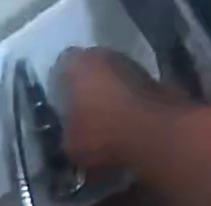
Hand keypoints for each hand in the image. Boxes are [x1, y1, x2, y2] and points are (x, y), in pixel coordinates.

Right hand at [55, 47, 190, 170]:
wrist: (152, 132)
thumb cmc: (102, 135)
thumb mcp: (70, 146)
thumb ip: (65, 134)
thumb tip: (67, 136)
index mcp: (74, 66)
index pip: (58, 72)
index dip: (58, 92)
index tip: (59, 112)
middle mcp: (100, 55)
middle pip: (85, 73)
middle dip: (82, 95)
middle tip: (79, 121)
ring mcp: (127, 63)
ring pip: (107, 81)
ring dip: (104, 100)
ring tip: (101, 129)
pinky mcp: (148, 77)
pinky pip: (126, 92)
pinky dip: (122, 107)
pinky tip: (120, 130)